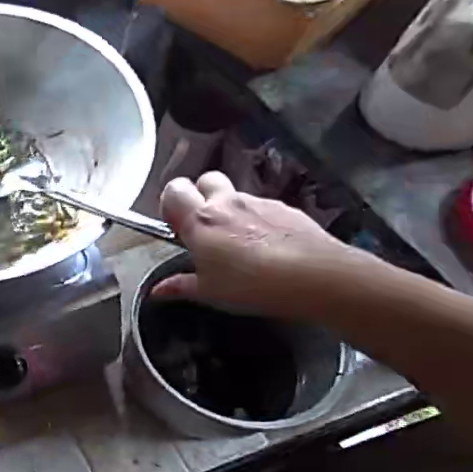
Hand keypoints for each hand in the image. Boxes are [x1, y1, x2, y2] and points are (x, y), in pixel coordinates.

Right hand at [153, 172, 378, 317]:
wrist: (314, 276)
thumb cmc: (252, 285)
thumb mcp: (208, 292)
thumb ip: (180, 286)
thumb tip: (157, 290)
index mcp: (200, 221)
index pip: (173, 190)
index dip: (170, 203)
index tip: (175, 226)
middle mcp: (227, 203)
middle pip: (205, 179)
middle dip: (200, 196)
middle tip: (203, 228)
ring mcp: (259, 203)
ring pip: (235, 195)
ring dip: (229, 211)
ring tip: (236, 245)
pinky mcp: (285, 209)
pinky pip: (261, 208)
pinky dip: (256, 221)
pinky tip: (264, 248)